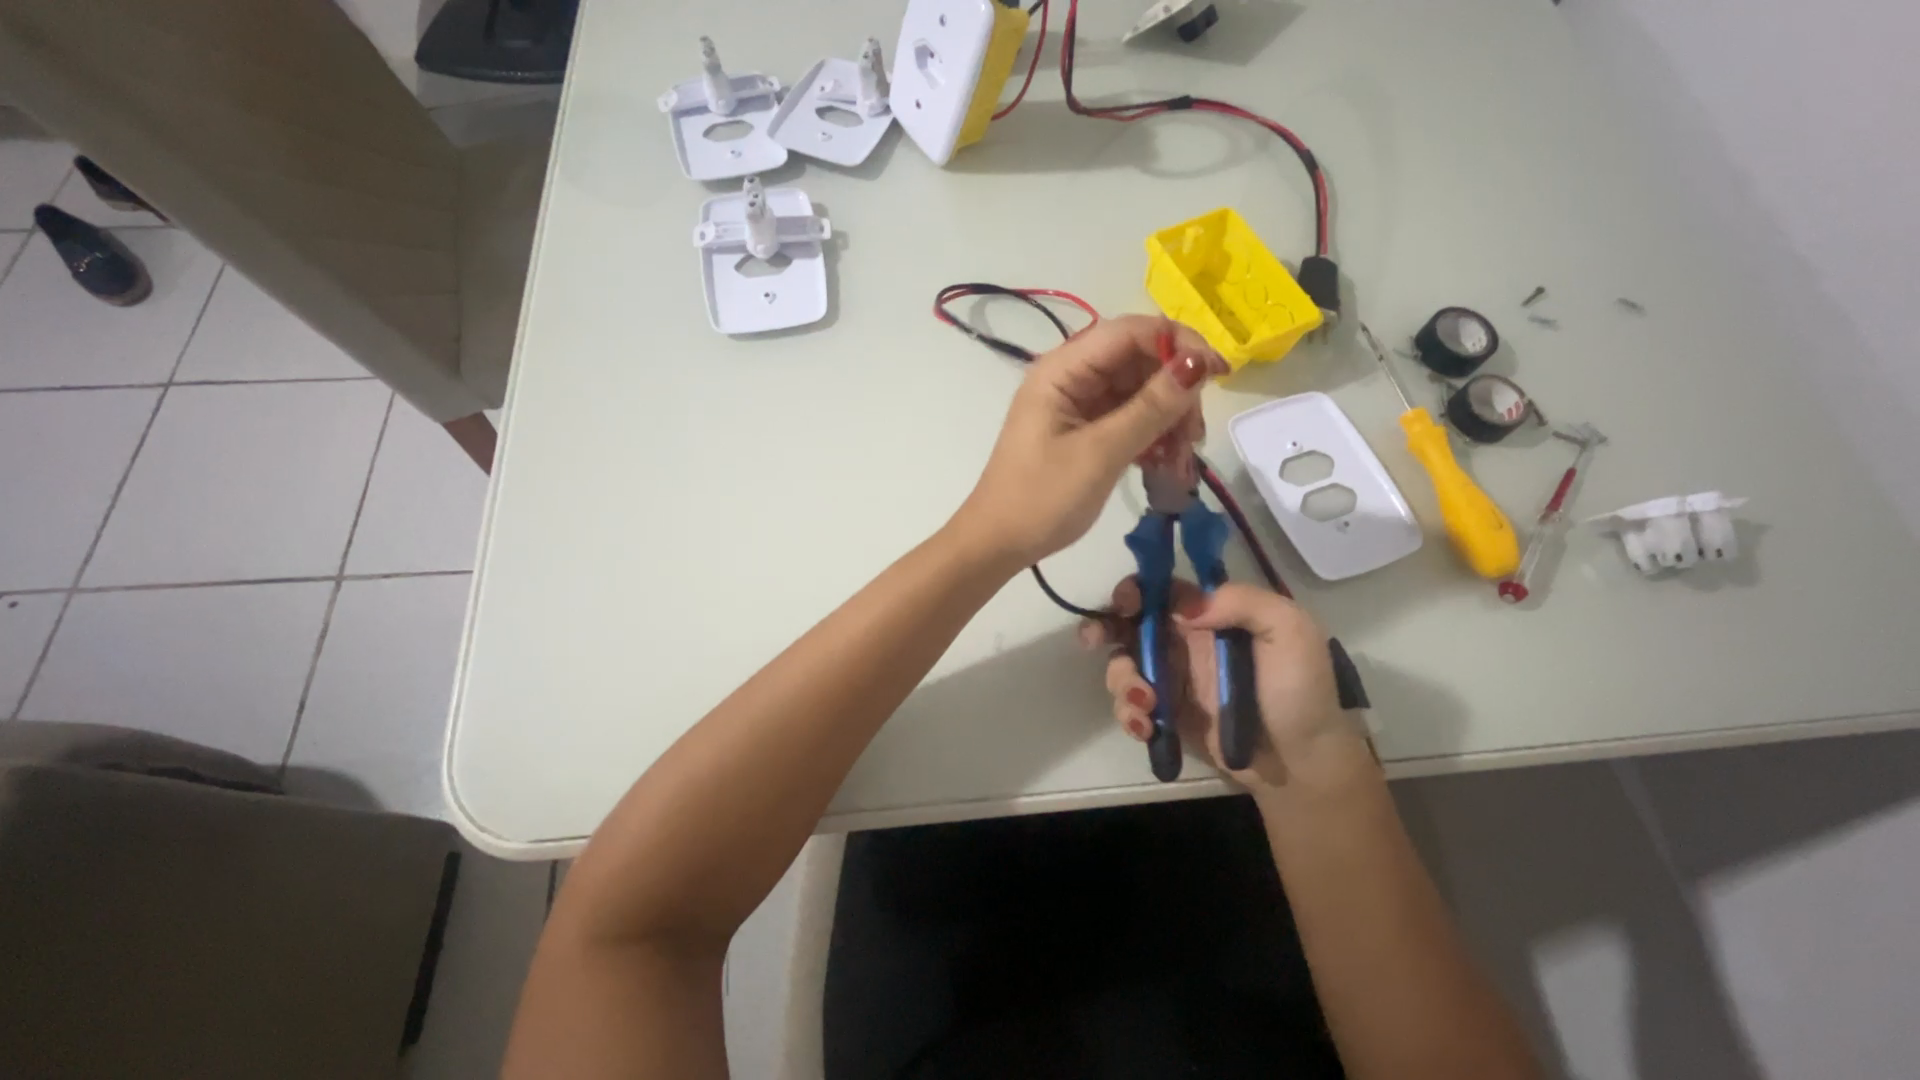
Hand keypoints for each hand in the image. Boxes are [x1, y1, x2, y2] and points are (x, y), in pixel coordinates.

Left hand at [949, 315, 1227, 567]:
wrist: (999, 544)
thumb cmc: (1041, 498)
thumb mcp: (1101, 453)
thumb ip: (1151, 408)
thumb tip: (1199, 363)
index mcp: (1062, 369)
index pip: (1131, 331)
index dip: (1179, 342)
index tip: (1218, 374)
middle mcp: (1071, 376)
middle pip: (1141, 359)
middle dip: (1176, 391)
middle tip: (1194, 435)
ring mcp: (1078, 403)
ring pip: (1141, 391)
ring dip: (1169, 419)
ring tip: (1180, 461)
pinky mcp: (1086, 429)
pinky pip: (1131, 418)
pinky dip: (1153, 436)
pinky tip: (1166, 466)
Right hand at [1083, 579, 1363, 792]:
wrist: (1301, 763)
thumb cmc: (1300, 690)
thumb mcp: (1290, 630)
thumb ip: (1242, 601)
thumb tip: (1183, 608)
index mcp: (1211, 614)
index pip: (1161, 589)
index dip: (1135, 590)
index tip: (1125, 605)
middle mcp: (1184, 641)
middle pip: (1128, 623)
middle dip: (1102, 627)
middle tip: (1093, 640)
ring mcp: (1172, 680)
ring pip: (1122, 665)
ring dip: (1122, 679)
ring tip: (1147, 704)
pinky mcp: (1165, 716)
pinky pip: (1130, 706)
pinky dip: (1129, 714)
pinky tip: (1148, 728)